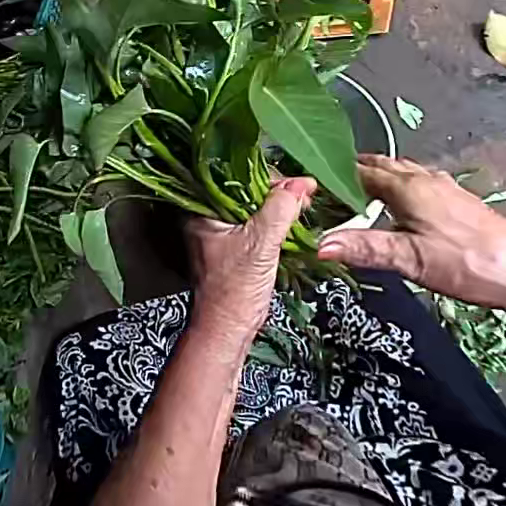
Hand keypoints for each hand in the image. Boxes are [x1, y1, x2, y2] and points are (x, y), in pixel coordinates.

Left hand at [186, 177, 316, 345]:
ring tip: (302, 205)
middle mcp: (206, 218)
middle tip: (304, 194)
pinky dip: (275, 223)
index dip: (268, 177)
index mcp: (201, 211)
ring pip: (252, 208)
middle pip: (245, 191)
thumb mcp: (260, 244)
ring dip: (278, 207)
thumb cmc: (233, 292)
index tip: (297, 183)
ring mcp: (219, 232)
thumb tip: (297, 186)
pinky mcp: (233, 246)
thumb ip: (279, 211)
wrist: (229, 328)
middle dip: (277, 191)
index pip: (235, 177)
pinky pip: (256, 225)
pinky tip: (292, 223)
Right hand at [316, 155, 505, 325]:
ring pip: (401, 171)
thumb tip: (318, 245)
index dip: (331, 174)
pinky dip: (398, 185)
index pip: (359, 171)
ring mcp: (446, 189)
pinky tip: (399, 203)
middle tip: (325, 183)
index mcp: (407, 187)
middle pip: (380, 165)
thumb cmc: (469, 264)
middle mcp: (425, 179)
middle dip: (351, 170)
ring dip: (376, 175)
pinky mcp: (460, 202)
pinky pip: (418, 182)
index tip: (308, 181)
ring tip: (354, 190)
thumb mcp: (408, 259)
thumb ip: (363, 248)